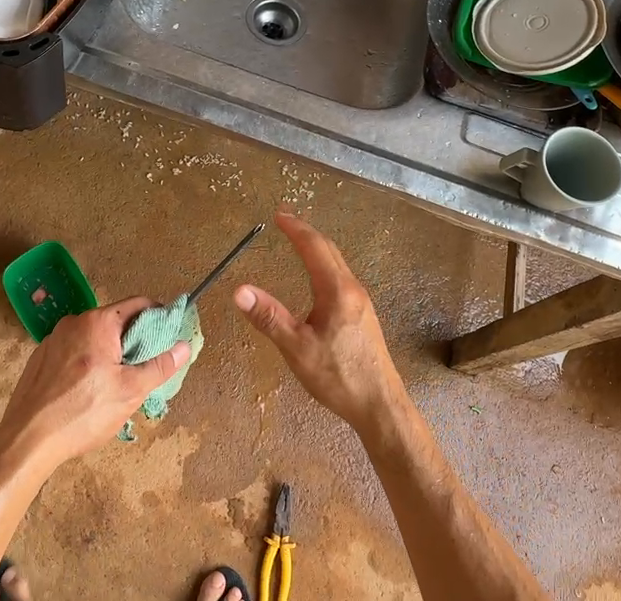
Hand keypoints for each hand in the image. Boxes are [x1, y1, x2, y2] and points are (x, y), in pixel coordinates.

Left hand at [0, 298, 190, 467]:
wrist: (28, 439)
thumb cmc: (83, 412)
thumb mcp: (130, 391)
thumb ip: (160, 366)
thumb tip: (184, 346)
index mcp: (98, 322)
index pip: (138, 305)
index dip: (158, 317)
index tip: (169, 336)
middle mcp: (74, 322)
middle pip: (114, 322)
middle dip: (133, 342)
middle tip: (145, 368)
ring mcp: (53, 339)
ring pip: (92, 339)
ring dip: (108, 355)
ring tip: (117, 385)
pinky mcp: (40, 359)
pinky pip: (72, 353)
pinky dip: (86, 364)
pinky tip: (87, 393)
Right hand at [234, 210, 405, 431]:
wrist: (381, 406)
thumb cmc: (338, 377)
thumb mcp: (297, 349)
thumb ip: (269, 318)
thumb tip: (239, 290)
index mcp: (337, 291)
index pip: (314, 247)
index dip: (295, 228)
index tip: (278, 215)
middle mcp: (353, 289)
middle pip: (329, 250)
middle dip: (306, 233)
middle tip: (285, 221)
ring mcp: (362, 303)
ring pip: (338, 264)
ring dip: (317, 248)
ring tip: (298, 243)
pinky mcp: (364, 316)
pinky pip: (342, 278)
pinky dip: (325, 265)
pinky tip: (317, 278)